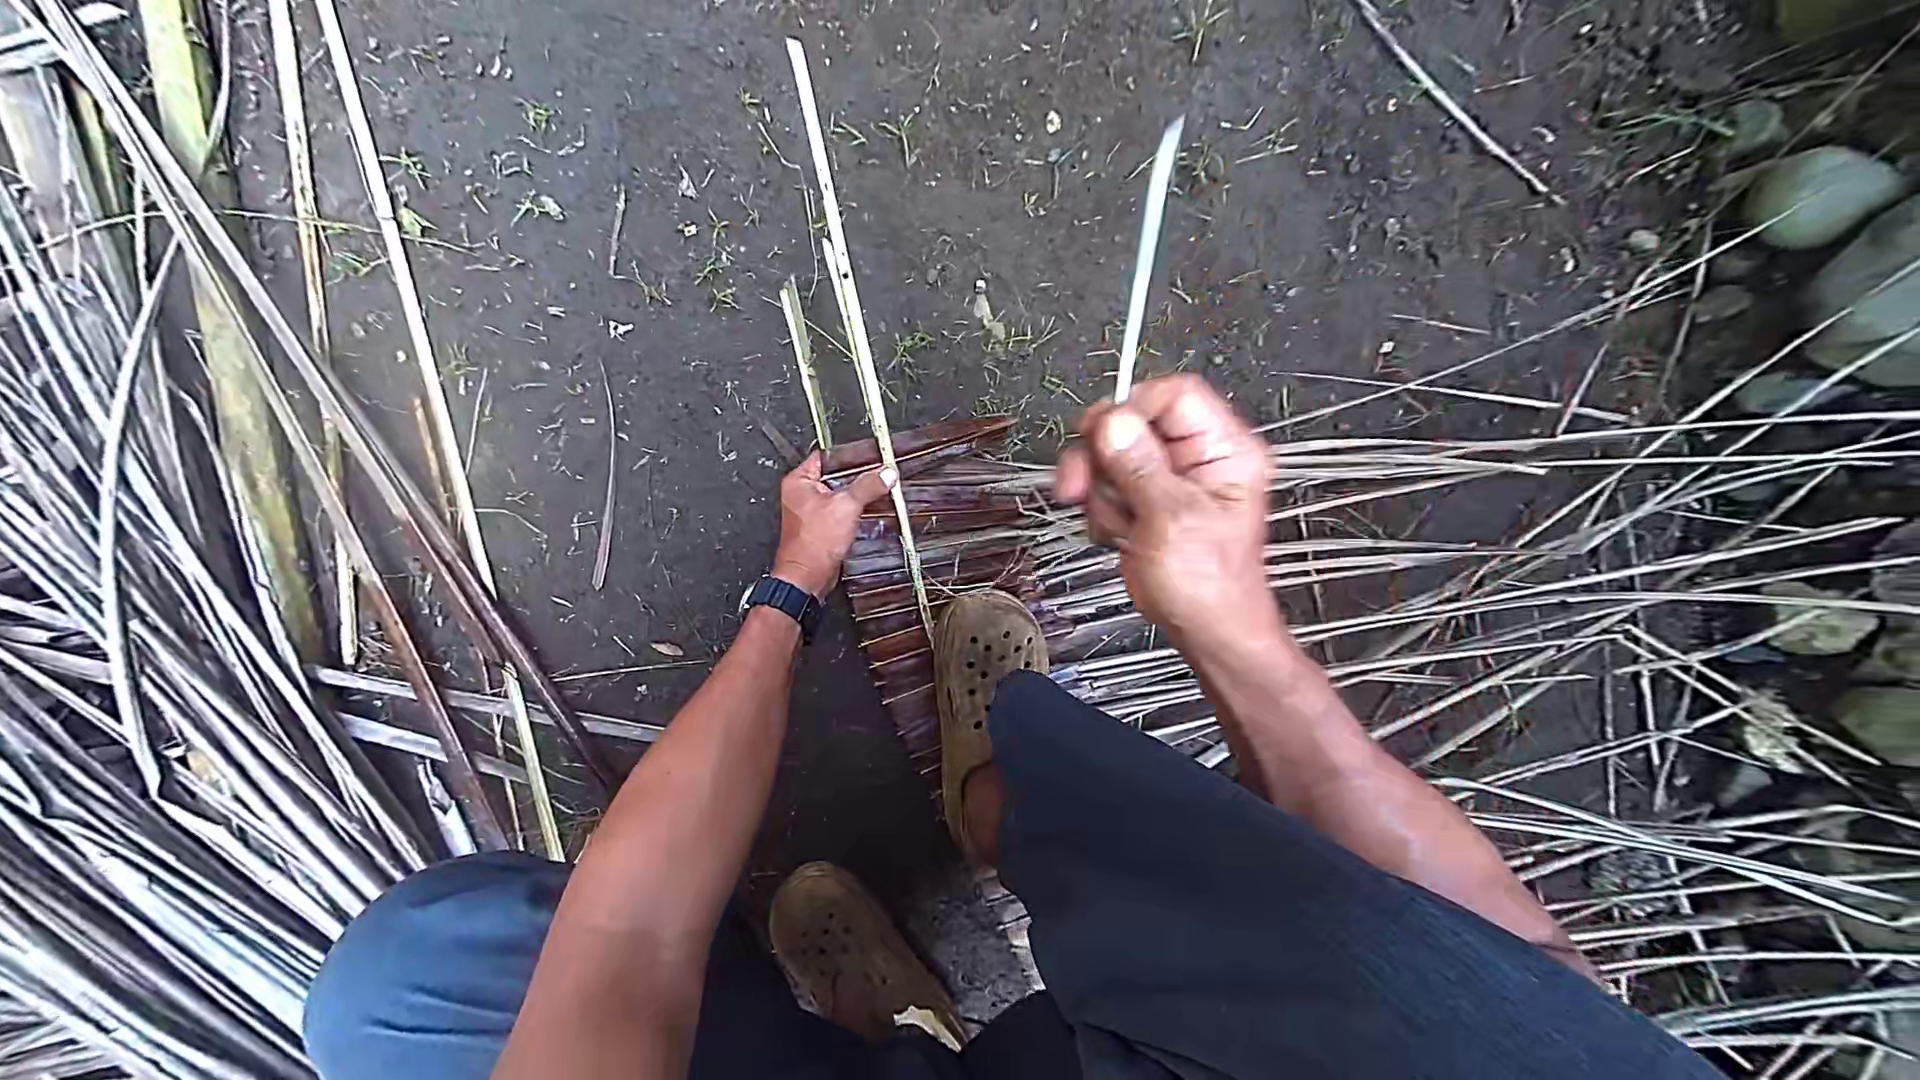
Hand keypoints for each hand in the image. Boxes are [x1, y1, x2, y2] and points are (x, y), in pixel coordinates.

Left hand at [770, 452, 896, 596]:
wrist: (808, 577)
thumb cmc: (813, 543)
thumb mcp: (846, 506)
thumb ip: (868, 486)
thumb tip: (886, 473)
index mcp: (800, 481)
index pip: (827, 456)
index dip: (850, 455)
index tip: (871, 453)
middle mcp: (803, 494)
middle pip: (837, 476)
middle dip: (860, 476)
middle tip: (881, 472)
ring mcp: (812, 512)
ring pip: (841, 495)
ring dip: (860, 495)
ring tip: (882, 489)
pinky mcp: (822, 527)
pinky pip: (843, 512)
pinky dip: (857, 511)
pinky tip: (874, 510)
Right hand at [1055, 374, 1275, 651]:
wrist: (1201, 628)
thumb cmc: (1210, 584)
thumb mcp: (1174, 519)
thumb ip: (1140, 466)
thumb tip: (1113, 422)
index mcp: (1220, 450)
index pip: (1172, 397)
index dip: (1132, 409)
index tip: (1102, 434)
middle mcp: (1191, 459)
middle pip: (1130, 423)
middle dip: (1102, 456)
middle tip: (1084, 481)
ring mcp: (1162, 480)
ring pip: (1108, 456)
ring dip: (1101, 491)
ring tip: (1121, 523)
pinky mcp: (1139, 501)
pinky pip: (1102, 486)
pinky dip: (1100, 511)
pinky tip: (1120, 533)